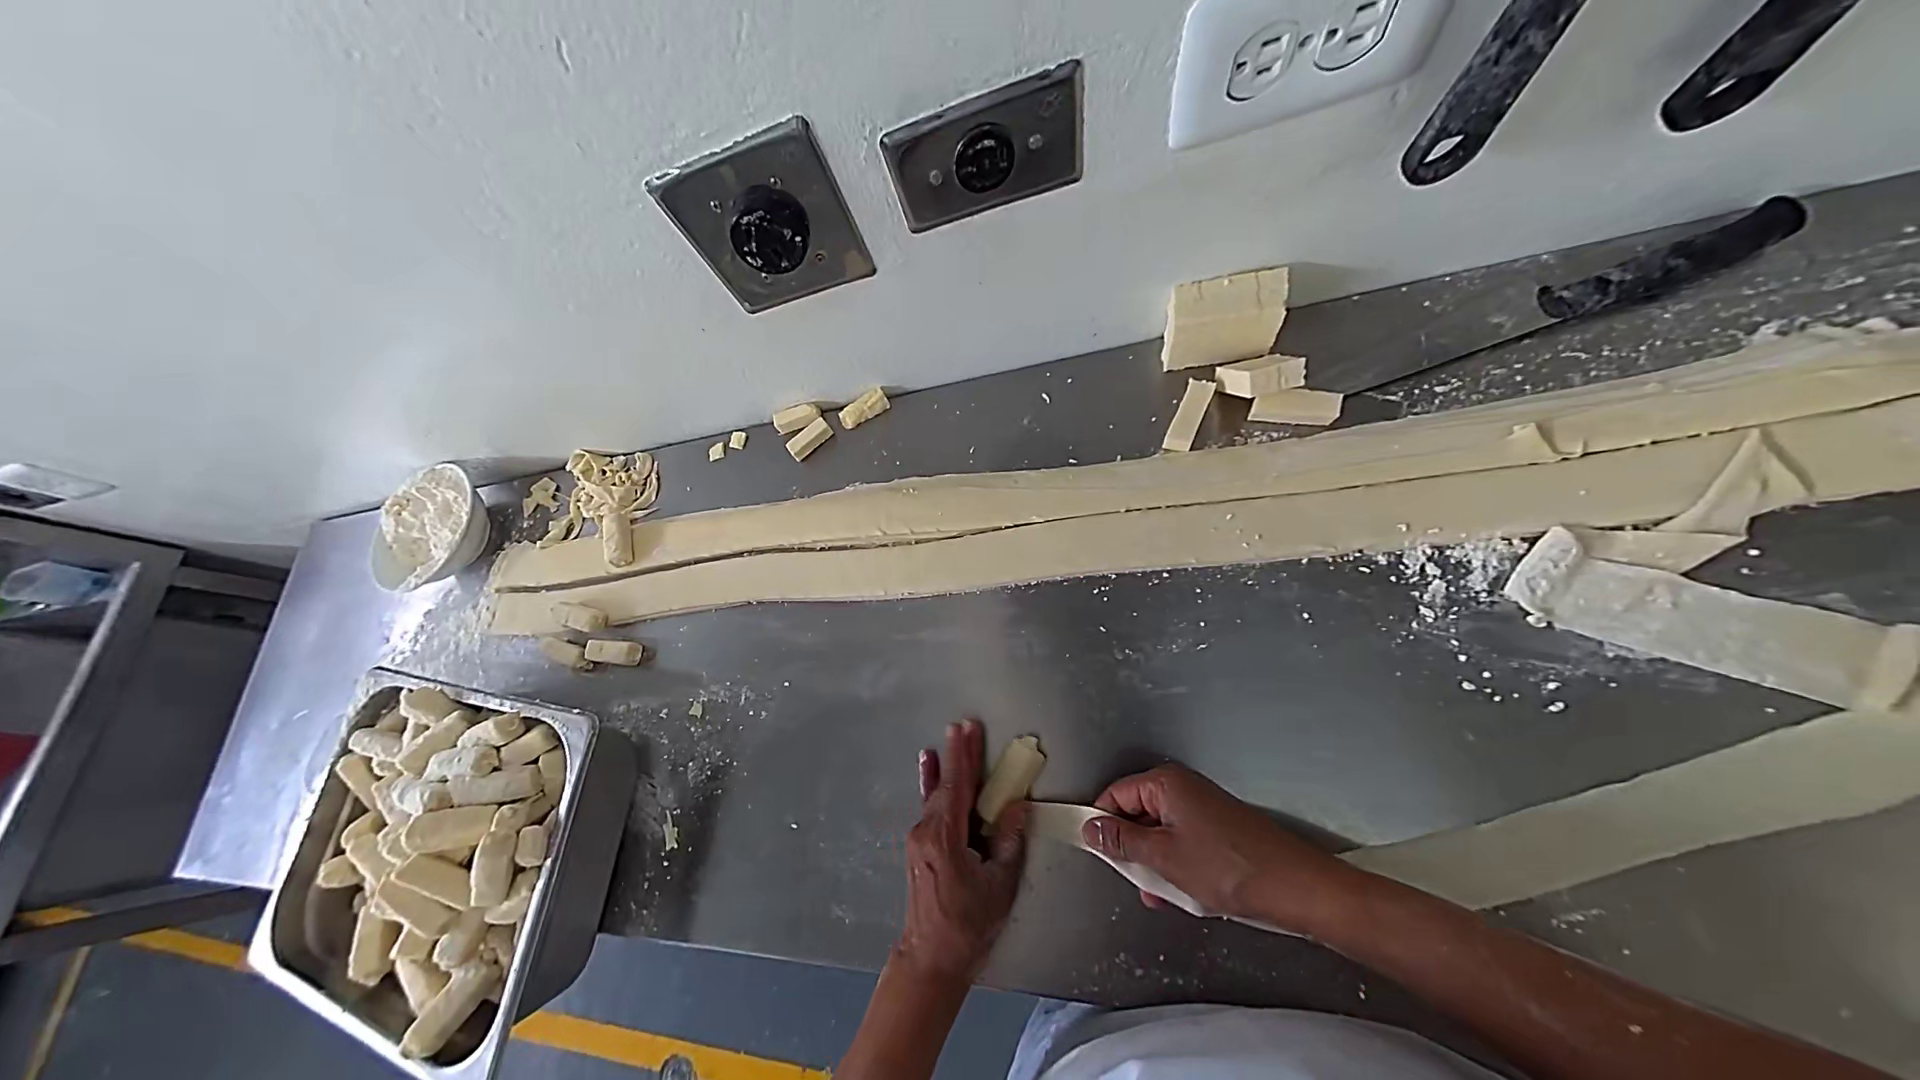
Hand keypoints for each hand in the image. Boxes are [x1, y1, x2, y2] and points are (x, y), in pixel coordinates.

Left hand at [895, 720, 1026, 982]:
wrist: (931, 957)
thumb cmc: (968, 924)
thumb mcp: (999, 884)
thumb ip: (1008, 841)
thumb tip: (1016, 807)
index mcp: (945, 837)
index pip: (958, 786)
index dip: (965, 756)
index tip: (968, 729)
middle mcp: (926, 831)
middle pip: (945, 785)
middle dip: (957, 754)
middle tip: (963, 725)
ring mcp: (918, 838)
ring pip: (935, 796)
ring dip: (945, 769)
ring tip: (947, 742)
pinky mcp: (918, 847)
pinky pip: (928, 809)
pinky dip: (932, 787)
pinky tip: (930, 773)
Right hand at [1082, 764, 1358, 929]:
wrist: (1297, 889)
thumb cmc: (1231, 868)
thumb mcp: (1163, 858)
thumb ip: (1122, 842)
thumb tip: (1092, 828)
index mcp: (1165, 784)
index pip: (1114, 795)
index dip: (1102, 824)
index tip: (1097, 852)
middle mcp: (1182, 789)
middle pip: (1136, 815)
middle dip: (1133, 851)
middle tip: (1140, 880)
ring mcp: (1201, 809)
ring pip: (1159, 835)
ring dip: (1157, 866)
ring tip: (1170, 894)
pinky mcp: (1217, 830)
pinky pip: (1182, 844)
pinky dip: (1179, 868)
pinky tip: (1190, 894)